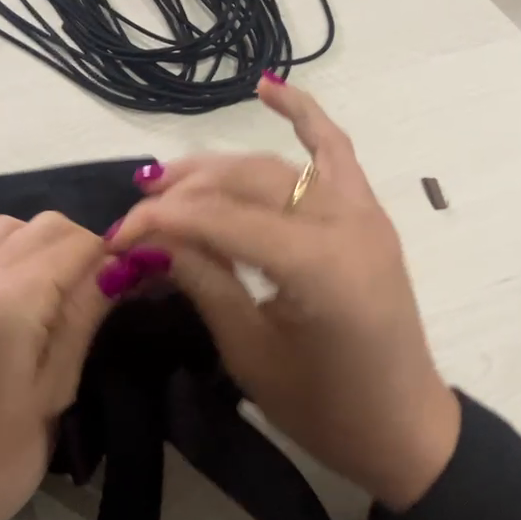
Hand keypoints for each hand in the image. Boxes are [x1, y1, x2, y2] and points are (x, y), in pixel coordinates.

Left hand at [0, 212, 115, 519]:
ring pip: (22, 228)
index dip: (119, 255)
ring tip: (82, 293)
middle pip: (50, 225)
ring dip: (58, 245)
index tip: (148, 282)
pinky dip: (29, 252)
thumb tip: (126, 265)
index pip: (79, 243)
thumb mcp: (54, 389)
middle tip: (117, 292)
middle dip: (91, 247)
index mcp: (12, 296)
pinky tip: (46, 295)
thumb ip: (85, 317)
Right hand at [111, 79, 460, 509]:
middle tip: (134, 213)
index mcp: (317, 267)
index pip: (220, 220)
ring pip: (274, 166)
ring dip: (217, 167)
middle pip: (243, 184)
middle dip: (180, 195)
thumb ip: (201, 281)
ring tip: (165, 178)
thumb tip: (147, 240)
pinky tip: (268, 89)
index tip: (116, 237)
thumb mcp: (249, 352)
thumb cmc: (324, 409)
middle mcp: (344, 222)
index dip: (161, 223)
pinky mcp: (367, 213)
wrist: (404, 430)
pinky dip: (304, 115)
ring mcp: (361, 212)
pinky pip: (335, 151)